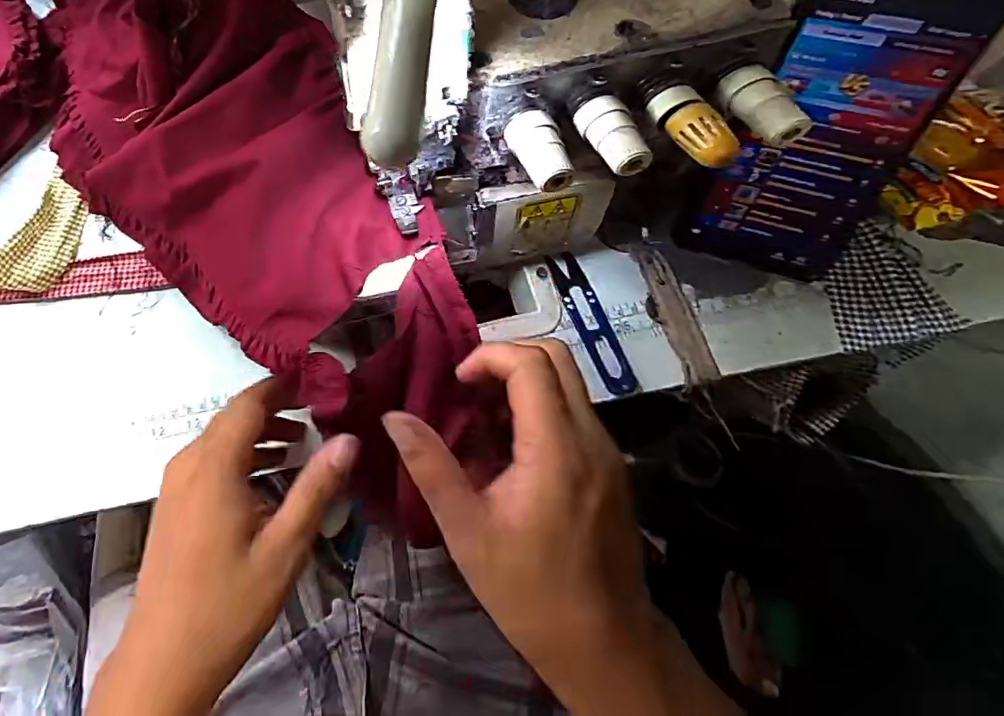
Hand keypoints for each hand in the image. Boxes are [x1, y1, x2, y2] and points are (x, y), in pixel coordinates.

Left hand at [87, 379, 358, 715]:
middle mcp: (189, 462)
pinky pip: (210, 459)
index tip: (316, 379)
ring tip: (300, 444)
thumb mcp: (283, 547)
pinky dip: (241, 455)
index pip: (249, 402)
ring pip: (222, 438)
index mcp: (213, 464)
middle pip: (234, 416)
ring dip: (260, 433)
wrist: (162, 660)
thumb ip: (316, 487)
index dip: (283, 385)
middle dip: (276, 408)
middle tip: (317, 410)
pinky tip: (268, 476)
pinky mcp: (172, 502)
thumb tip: (349, 440)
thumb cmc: (227, 604)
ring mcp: (175, 482)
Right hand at [383, 341, 737, 715]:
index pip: (531, 364)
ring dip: (523, 381)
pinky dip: (540, 406)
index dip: (489, 356)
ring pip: (568, 381)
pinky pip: (575, 411)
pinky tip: (511, 448)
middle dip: (507, 357)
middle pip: (556, 357)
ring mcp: (607, 450)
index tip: (457, 382)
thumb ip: (429, 465)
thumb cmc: (529, 590)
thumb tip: (393, 417)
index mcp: (556, 447)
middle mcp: (591, 437)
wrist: (606, 646)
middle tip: (470, 387)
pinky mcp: (611, 466)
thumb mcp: (466, 529)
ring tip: (484, 418)